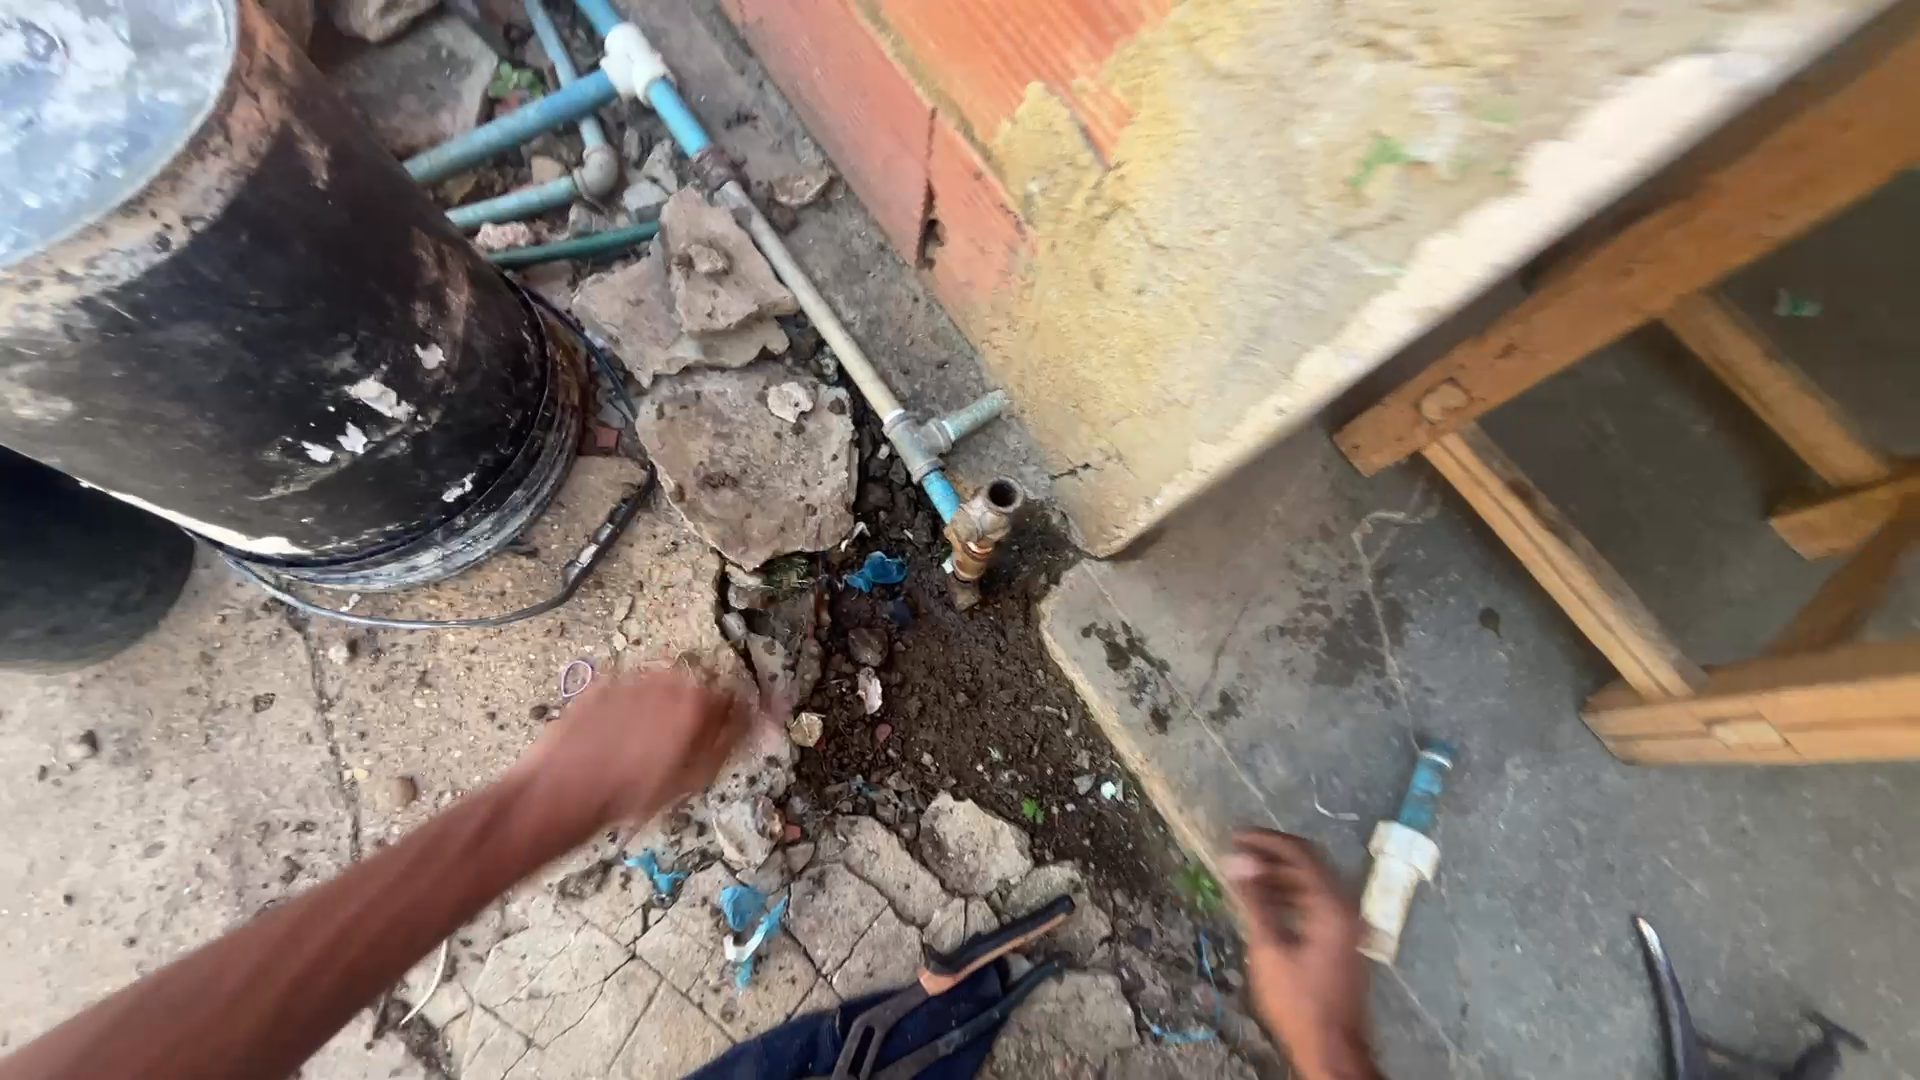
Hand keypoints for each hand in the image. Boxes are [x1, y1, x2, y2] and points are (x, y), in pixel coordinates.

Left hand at [512, 669, 749, 829]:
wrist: (560, 793)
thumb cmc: (629, 794)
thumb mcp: (693, 778)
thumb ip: (730, 742)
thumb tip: (757, 722)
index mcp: (697, 703)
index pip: (737, 699)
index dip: (741, 716)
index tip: (740, 727)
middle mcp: (668, 682)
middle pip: (700, 690)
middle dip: (700, 711)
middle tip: (688, 744)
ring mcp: (633, 680)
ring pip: (666, 688)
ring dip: (667, 708)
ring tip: (650, 743)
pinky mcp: (602, 685)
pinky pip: (632, 692)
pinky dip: (635, 707)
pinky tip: (623, 736)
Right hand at [1226, 830, 1378, 1079]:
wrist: (1331, 1049)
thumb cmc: (1297, 999)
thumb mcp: (1269, 945)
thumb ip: (1254, 897)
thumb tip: (1237, 857)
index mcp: (1332, 904)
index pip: (1299, 852)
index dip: (1266, 839)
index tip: (1236, 835)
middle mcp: (1346, 907)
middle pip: (1309, 861)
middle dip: (1272, 852)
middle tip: (1239, 850)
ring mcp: (1348, 923)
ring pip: (1312, 880)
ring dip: (1279, 871)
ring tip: (1245, 872)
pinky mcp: (1342, 937)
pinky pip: (1316, 899)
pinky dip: (1290, 891)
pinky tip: (1264, 899)